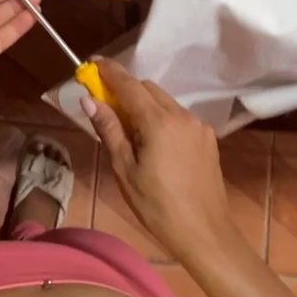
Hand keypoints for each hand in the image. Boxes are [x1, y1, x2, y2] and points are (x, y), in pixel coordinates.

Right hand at [85, 59, 240, 263]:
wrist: (205, 234)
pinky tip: (152, 143)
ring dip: (143, 105)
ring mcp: (198, 126)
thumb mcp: (125, 169)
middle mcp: (181, 116)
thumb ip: (109, 129)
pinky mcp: (207, 138)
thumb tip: (89, 100)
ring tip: (128, 131)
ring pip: (164, 102)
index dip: (109, 71)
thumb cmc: (157, 206)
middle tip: (104, 106)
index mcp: (158, 122)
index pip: (129, 84)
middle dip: (125, 90)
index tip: (91, 63)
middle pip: (148, 89)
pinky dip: (160, 118)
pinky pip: (178, 117)